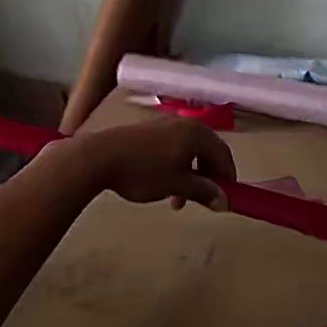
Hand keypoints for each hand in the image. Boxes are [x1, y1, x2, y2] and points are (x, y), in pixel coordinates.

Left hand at [66, 116, 236, 210]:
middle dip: (207, 177)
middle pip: (207, 151)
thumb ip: (204, 192)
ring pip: (188, 152)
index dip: (227, 177)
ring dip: (190, 176)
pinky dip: (175, 166)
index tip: (225, 198)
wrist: (98, 157)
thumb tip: (224, 202)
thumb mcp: (178, 185)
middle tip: (202, 199)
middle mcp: (185, 123)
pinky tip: (163, 184)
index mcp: (197, 133)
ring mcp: (165, 124)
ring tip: (177, 199)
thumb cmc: (144, 171)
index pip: (223, 155)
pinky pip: (172, 148)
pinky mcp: (148, 130)